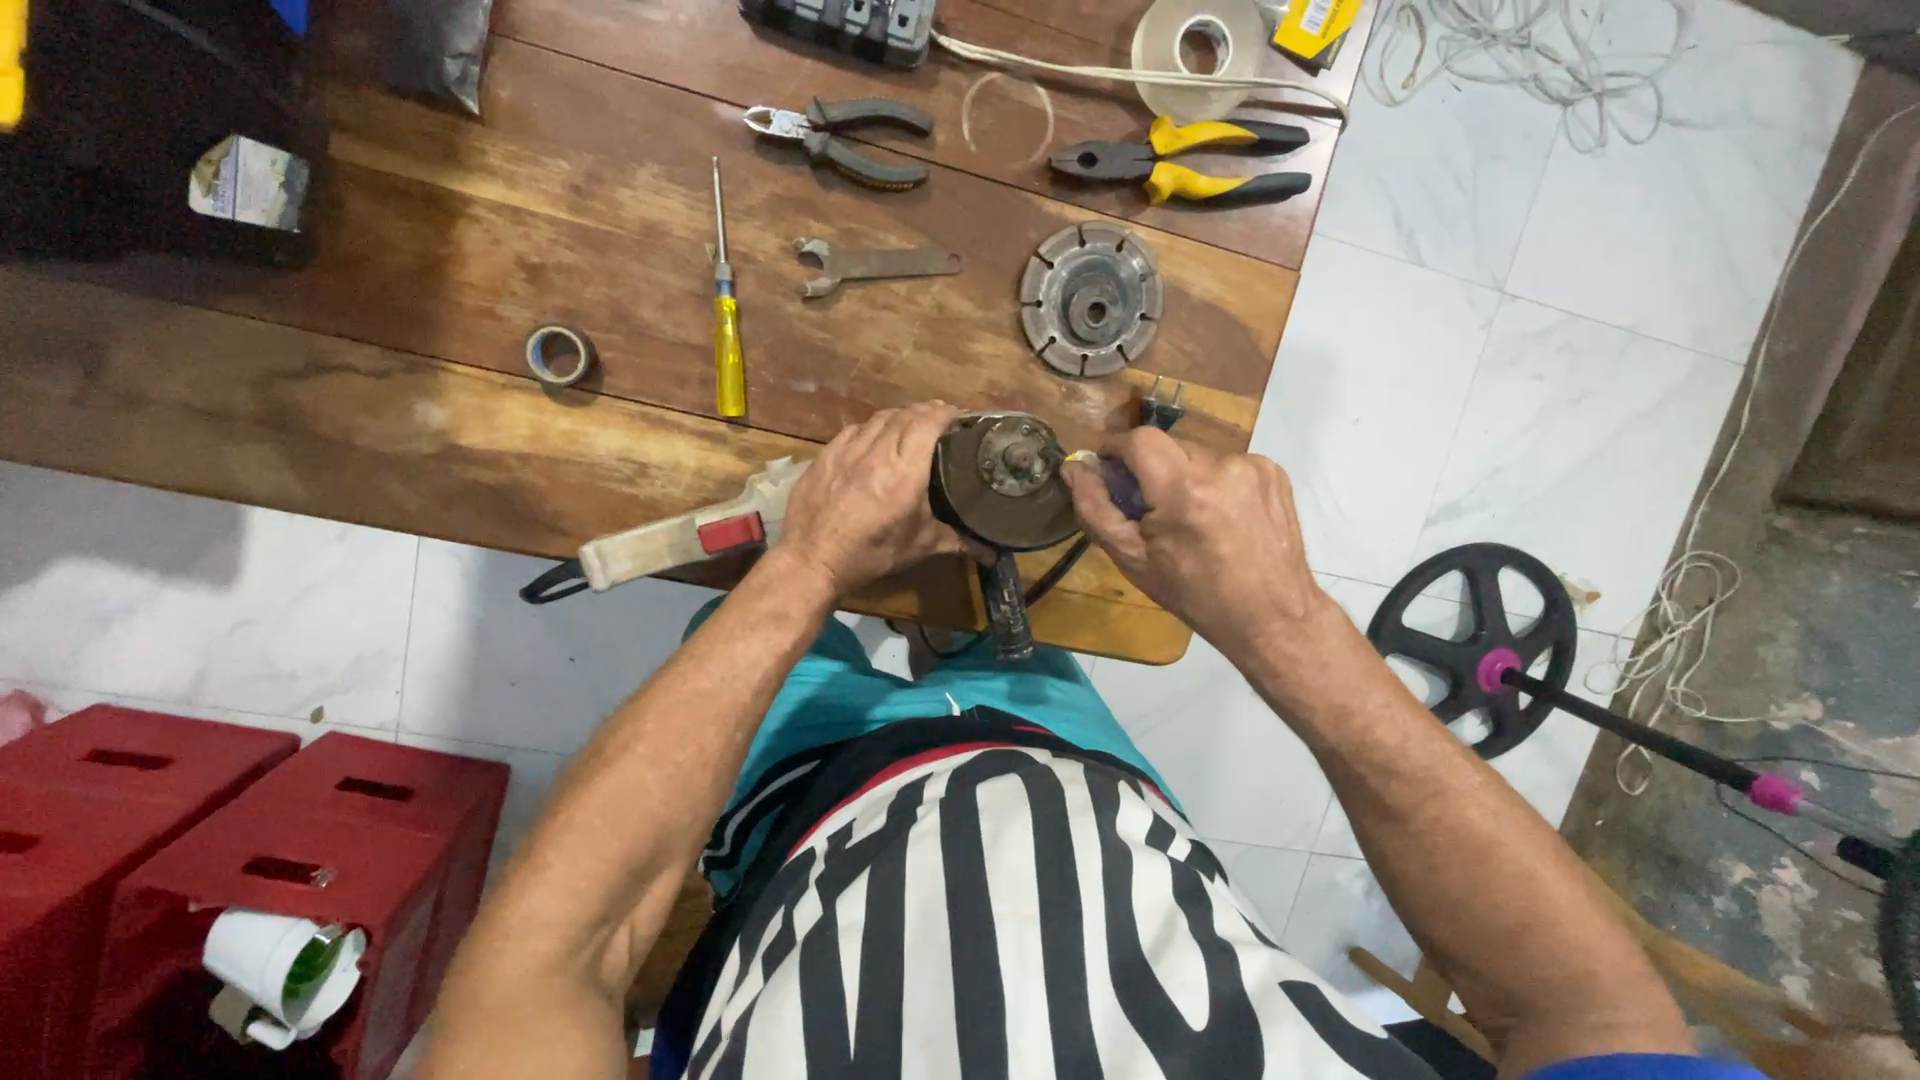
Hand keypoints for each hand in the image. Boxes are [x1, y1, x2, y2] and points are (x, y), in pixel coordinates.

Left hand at [779, 401, 969, 598]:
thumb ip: (956, 541)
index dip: (946, 413)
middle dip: (926, 412)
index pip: (928, 423)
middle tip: (940, 420)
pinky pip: (854, 431)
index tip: (958, 416)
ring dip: (899, 418)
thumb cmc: (870, 555)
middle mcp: (877, 453)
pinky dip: (871, 429)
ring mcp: (848, 451)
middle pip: (906, 415)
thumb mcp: (918, 547)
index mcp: (905, 473)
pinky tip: (875, 439)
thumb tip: (992, 554)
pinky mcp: (826, 455)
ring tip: (910, 426)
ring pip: (879, 419)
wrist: (812, 560)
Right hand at [1061, 429, 1334, 661]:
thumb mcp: (1132, 559)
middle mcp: (1221, 467)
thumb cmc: (1194, 594)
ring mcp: (1253, 467)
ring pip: (1198, 456)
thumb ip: (1096, 508)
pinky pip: (1228, 465)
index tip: (1108, 470)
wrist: (1270, 617)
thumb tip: (1073, 467)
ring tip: (1193, 520)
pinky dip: (1216, 483)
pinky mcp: (1274, 472)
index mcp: (1183, 490)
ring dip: (1185, 477)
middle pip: (1168, 446)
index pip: (1139, 439)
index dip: (1116, 449)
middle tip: (1151, 508)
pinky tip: (1223, 519)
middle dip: (1152, 470)